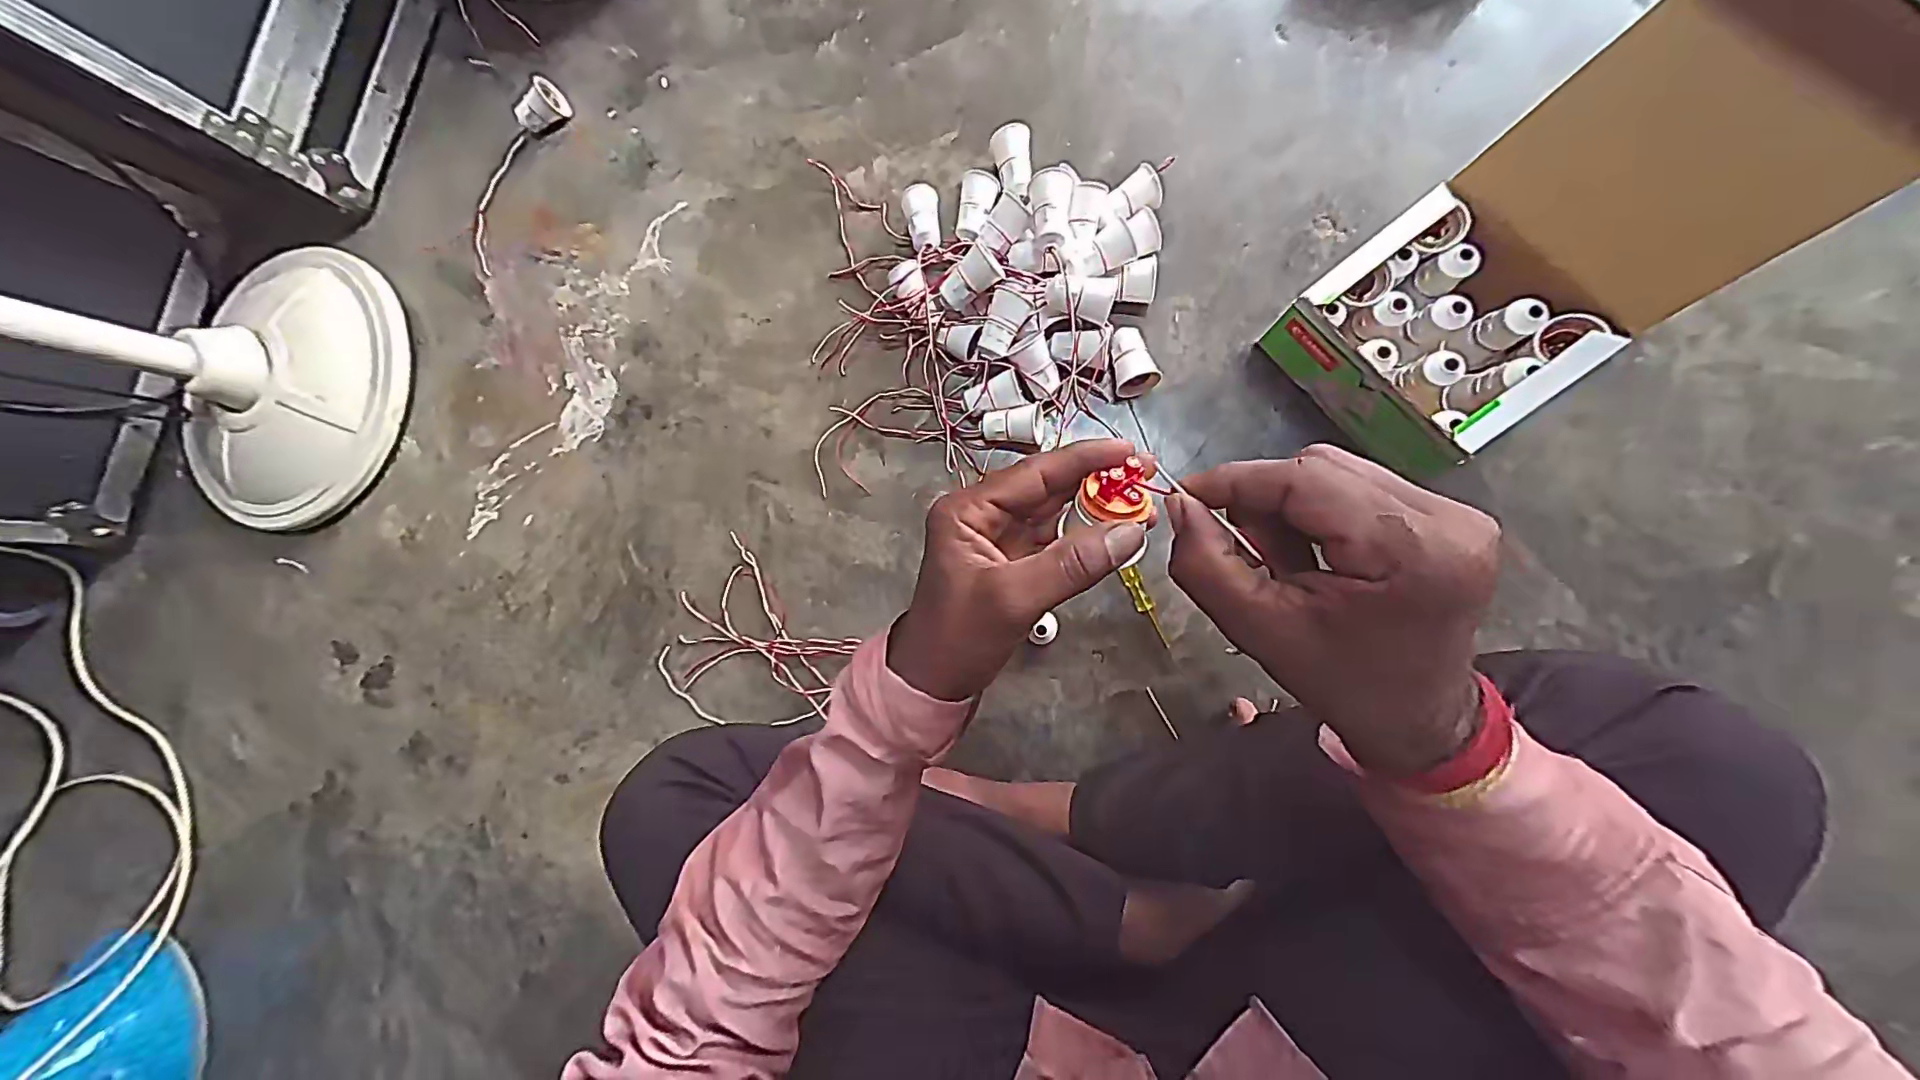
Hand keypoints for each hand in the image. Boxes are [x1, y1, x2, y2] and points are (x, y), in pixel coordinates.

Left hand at [889, 440, 1153, 700]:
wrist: (933, 681)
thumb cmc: (956, 638)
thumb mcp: (1012, 598)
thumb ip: (1071, 564)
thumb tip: (1129, 532)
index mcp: (968, 510)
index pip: (1034, 473)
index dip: (1084, 459)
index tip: (1127, 450)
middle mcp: (983, 516)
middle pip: (1047, 487)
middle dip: (1095, 478)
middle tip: (1143, 471)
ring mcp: (999, 538)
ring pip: (1054, 511)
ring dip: (1094, 504)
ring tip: (1138, 496)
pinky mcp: (1014, 562)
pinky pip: (1056, 538)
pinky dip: (1085, 533)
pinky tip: (1114, 528)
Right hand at [1165, 445, 1499, 775]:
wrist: (1416, 718)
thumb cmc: (1339, 682)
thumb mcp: (1256, 628)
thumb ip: (1205, 563)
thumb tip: (1182, 505)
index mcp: (1410, 549)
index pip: (1305, 478)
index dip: (1235, 480)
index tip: (1187, 494)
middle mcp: (1447, 517)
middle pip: (1322, 467)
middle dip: (1262, 498)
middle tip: (1233, 540)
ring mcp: (1455, 512)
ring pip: (1336, 472)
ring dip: (1288, 506)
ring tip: (1280, 558)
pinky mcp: (1448, 515)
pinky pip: (1357, 488)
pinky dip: (1316, 512)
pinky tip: (1310, 552)